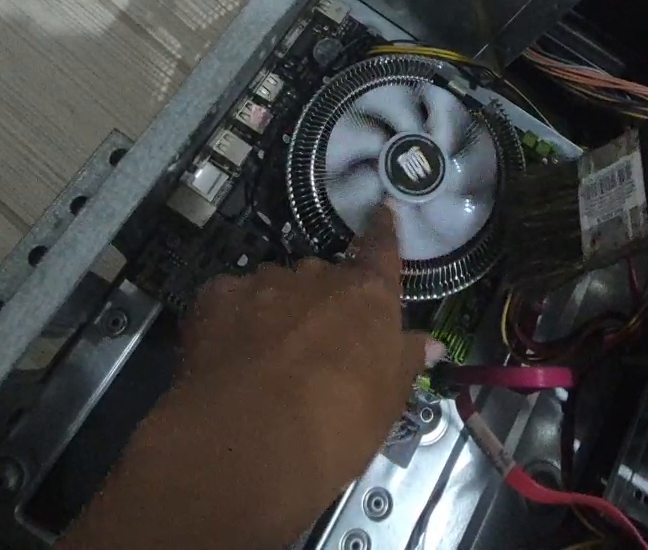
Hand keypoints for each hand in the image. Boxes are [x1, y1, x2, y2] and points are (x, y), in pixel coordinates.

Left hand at [61, 206, 433, 549]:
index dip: (383, 231)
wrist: (252, 436)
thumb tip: (430, 342)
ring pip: (275, 287)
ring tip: (266, 356)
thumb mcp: (387, 401)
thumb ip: (405, 360)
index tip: (383, 210)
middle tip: (316, 343)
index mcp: (366, 295)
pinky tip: (227, 353)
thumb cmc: (337, 423)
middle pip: (324, 277)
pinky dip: (232, 319)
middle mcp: (317, 275)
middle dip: (322, 301)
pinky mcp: (218, 295)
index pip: (381, 250)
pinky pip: (230, 299)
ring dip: (277, 309)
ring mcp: (265, 281)